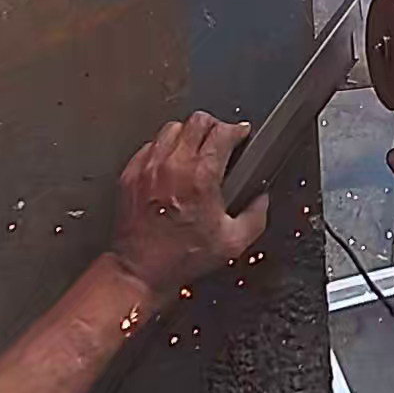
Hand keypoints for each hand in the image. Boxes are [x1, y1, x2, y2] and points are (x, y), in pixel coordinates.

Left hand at [109, 112, 269, 298]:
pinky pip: (150, 145)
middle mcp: (173, 165)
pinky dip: (164, 149)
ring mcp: (149, 167)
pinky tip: (172, 164)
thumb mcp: (233, 242)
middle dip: (214, 126)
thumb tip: (262, 198)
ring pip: (172, 127)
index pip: (223, 131)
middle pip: (198, 121)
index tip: (242, 135)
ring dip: (188, 135)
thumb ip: (256, 216)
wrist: (139, 272)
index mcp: (201, 177)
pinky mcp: (131, 173)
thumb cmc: (182, 258)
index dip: (238, 130)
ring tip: (195, 150)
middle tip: (221, 139)